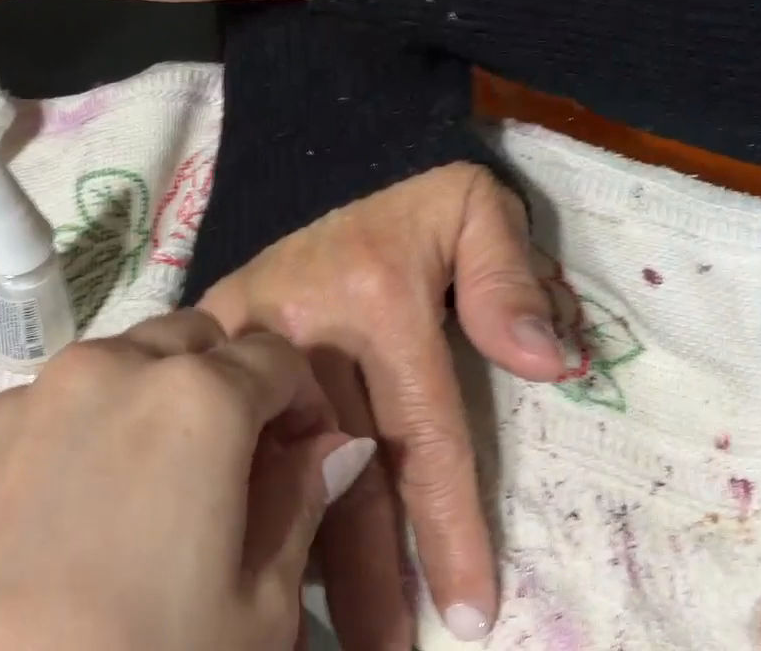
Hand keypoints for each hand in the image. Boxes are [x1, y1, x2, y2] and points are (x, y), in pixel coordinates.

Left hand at [0, 311, 375, 650]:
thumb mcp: (254, 615)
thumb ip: (299, 506)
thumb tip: (333, 447)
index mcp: (194, 398)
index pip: (277, 358)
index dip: (302, 404)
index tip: (302, 456)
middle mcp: (108, 369)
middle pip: (193, 340)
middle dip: (226, 384)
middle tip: (226, 469)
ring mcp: (23, 399)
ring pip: (114, 368)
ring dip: (147, 404)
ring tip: (137, 500)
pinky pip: (41, 413)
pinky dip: (74, 440)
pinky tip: (55, 531)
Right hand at [199, 164, 566, 648]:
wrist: (332, 158)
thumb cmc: (416, 202)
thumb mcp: (482, 211)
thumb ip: (512, 279)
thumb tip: (546, 364)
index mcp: (376, 296)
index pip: (419, 433)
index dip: (445, 528)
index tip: (467, 612)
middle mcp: (302, 321)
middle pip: (340, 467)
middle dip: (361, 572)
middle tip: (380, 649)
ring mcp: (247, 325)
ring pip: (275, 455)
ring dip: (295, 541)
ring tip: (307, 619)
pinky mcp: (215, 324)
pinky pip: (226, 420)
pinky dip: (248, 484)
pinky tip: (254, 536)